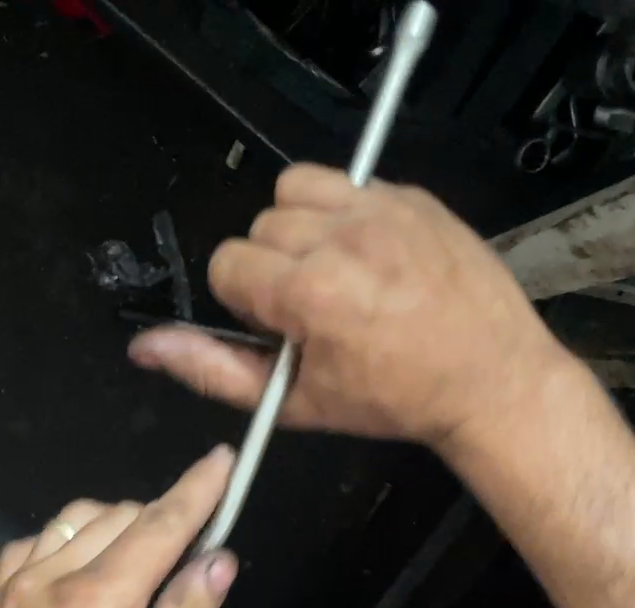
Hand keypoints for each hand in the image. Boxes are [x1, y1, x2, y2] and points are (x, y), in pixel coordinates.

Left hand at [0, 447, 239, 607]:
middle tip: (190, 555)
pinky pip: (39, 541)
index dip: (197, 492)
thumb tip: (216, 561)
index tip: (224, 459)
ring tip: (143, 564)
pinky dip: (71, 539)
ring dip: (119, 525)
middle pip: (119, 516)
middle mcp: (48, 576)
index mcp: (92, 604)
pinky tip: (82, 571)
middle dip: (162, 519)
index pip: (157, 529)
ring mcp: (14, 582)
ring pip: (77, 518)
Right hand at [128, 164, 579, 451]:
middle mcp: (342, 240)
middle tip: (308, 306)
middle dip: (269, 268)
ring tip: (328, 270)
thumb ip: (210, 368)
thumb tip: (146, 347)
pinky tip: (360, 251)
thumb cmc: (385, 399)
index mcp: (309, 294)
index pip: (226, 264)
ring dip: (295, 231)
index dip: (242, 301)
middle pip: (257, 228)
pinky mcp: (410, 195)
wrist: (488, 377)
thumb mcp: (288, 401)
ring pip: (291, 192)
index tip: (277, 325)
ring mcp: (381, 210)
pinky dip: (335, 209)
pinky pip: (342, 179)